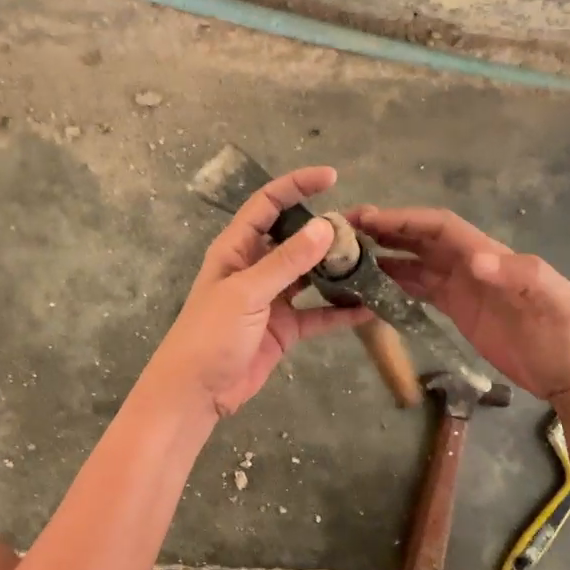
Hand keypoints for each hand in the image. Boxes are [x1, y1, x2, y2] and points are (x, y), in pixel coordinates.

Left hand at [145, 167, 375, 417]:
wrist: (196, 392)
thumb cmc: (210, 335)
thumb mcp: (246, 293)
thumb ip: (285, 262)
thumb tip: (324, 226)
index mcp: (236, 250)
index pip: (267, 205)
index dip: (296, 186)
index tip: (332, 177)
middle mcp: (254, 269)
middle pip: (295, 239)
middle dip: (327, 231)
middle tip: (365, 227)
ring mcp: (271, 300)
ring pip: (310, 276)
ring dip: (338, 270)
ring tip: (373, 261)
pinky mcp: (284, 330)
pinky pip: (317, 314)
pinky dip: (341, 312)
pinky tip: (369, 307)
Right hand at [348, 206, 569, 402]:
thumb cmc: (566, 334)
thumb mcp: (555, 302)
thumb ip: (520, 277)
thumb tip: (475, 260)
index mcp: (490, 255)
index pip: (440, 228)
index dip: (406, 220)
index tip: (369, 219)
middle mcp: (471, 263)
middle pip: (421, 238)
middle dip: (386, 229)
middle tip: (345, 229)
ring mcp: (462, 286)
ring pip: (415, 261)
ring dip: (384, 254)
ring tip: (348, 255)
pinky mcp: (457, 309)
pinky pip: (419, 288)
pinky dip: (394, 283)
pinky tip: (371, 286)